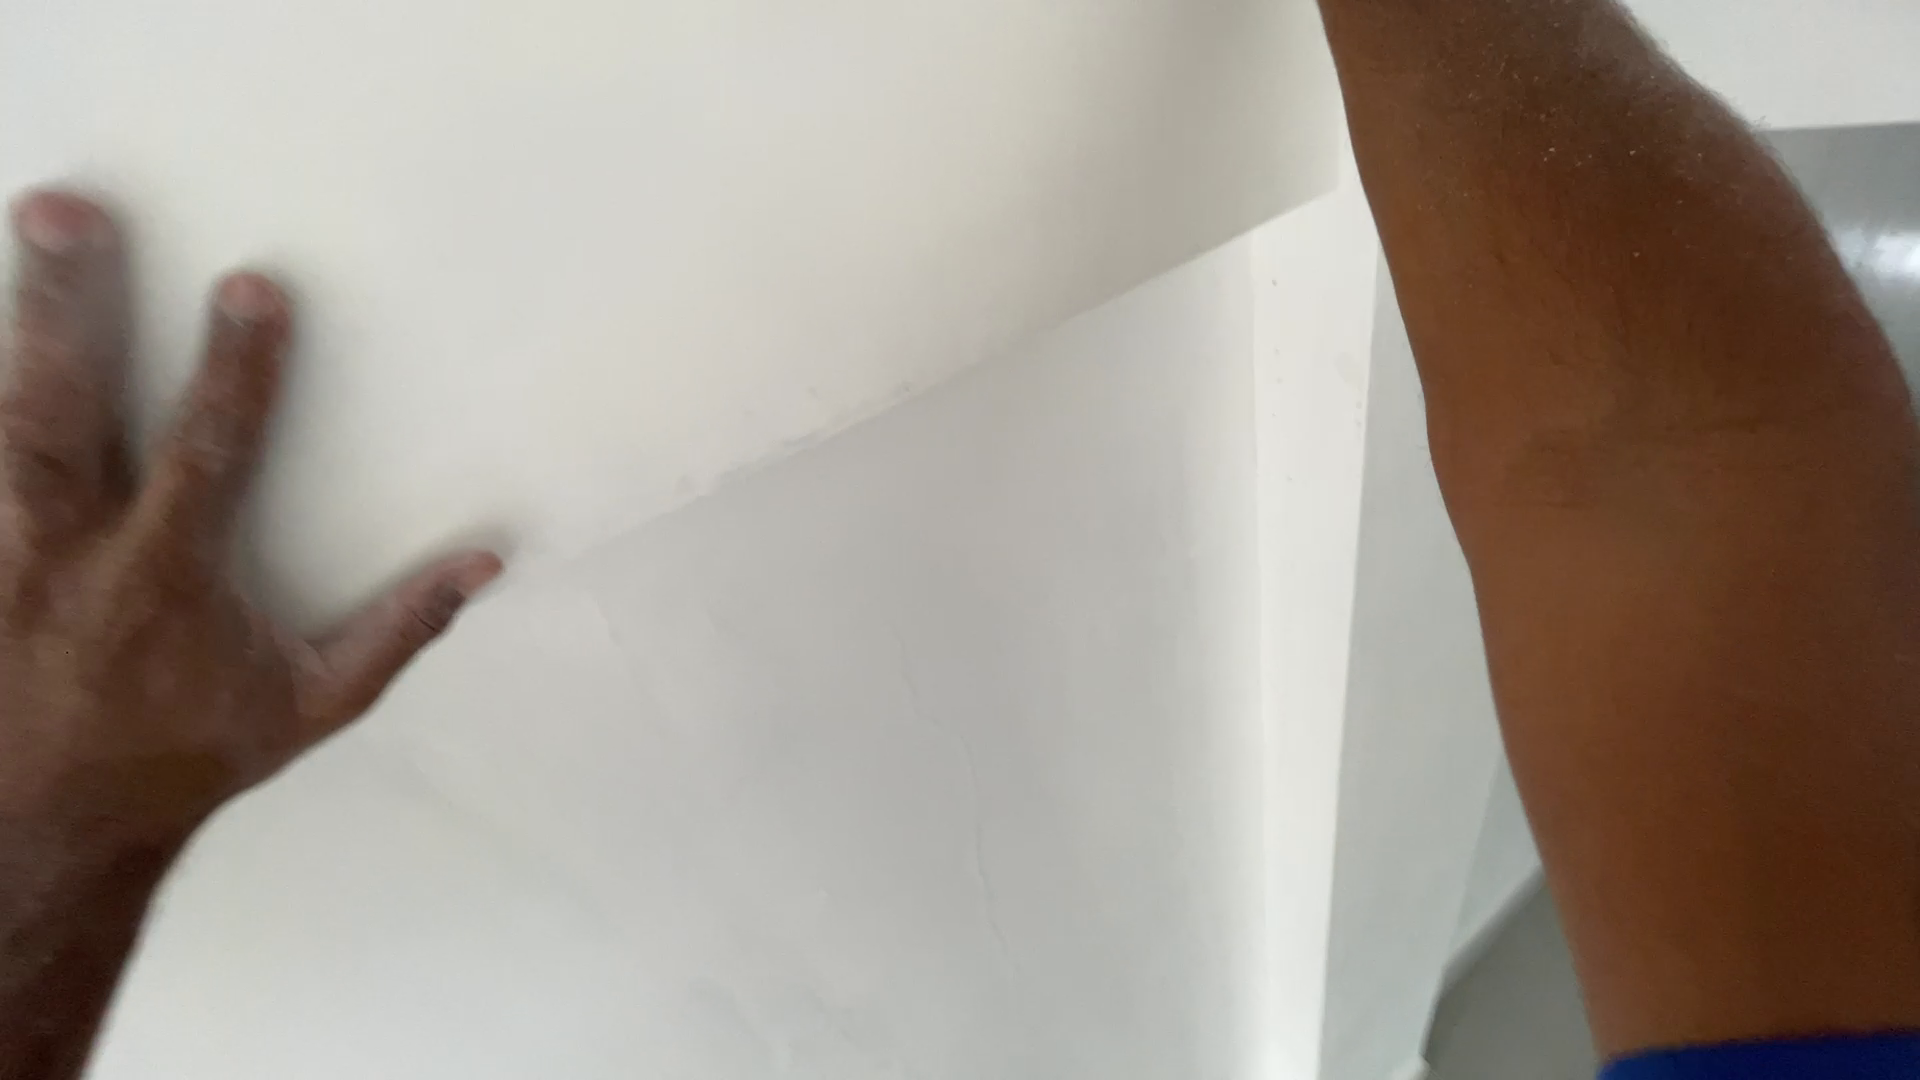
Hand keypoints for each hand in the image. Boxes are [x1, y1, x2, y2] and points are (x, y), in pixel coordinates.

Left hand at [0, 190, 501, 853]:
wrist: (42, 831)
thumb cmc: (193, 753)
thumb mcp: (324, 699)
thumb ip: (406, 625)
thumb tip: (485, 564)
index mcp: (165, 574)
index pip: (213, 448)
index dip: (240, 368)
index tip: (253, 290)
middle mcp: (61, 551)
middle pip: (61, 411)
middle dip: (69, 310)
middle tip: (70, 214)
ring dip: (4, 337)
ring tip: (20, 246)